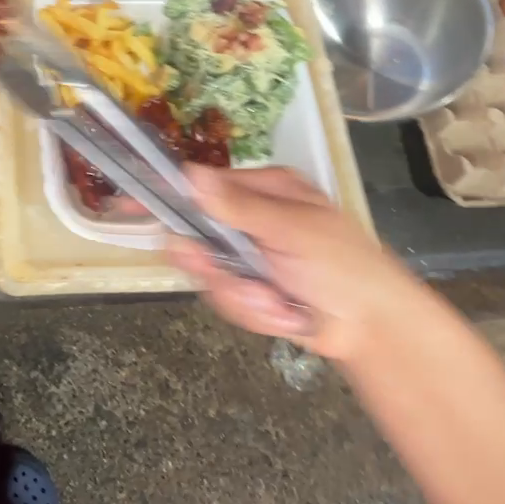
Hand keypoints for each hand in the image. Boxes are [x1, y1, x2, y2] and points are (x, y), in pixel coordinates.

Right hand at [165, 166, 422, 361]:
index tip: (129, 209)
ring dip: (243, 297)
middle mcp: (249, 219)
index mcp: (263, 190)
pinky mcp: (249, 289)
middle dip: (218, 271)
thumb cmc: (344, 266)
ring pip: (208, 274)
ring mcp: (247, 256)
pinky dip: (253, 313)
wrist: (376, 330)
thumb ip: (238, 206)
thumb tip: (189, 173)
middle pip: (196, 238)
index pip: (199, 186)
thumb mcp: (293, 230)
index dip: (165, 199)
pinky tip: (284, 315)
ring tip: (280, 306)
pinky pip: (224, 299)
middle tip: (243, 287)